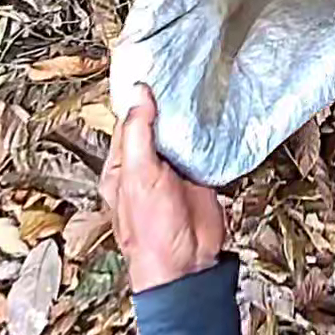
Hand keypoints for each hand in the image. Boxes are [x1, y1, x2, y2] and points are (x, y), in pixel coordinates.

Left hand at [100, 84, 226, 292]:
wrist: (189, 265)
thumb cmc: (153, 233)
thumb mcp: (139, 177)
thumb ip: (138, 133)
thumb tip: (139, 94)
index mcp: (122, 165)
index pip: (129, 118)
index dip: (140, 96)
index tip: (155, 69)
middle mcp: (146, 163)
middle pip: (156, 120)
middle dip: (167, 99)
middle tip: (182, 69)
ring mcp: (173, 166)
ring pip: (179, 129)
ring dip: (188, 112)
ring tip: (199, 83)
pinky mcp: (197, 170)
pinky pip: (201, 142)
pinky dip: (207, 128)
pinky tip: (213, 111)